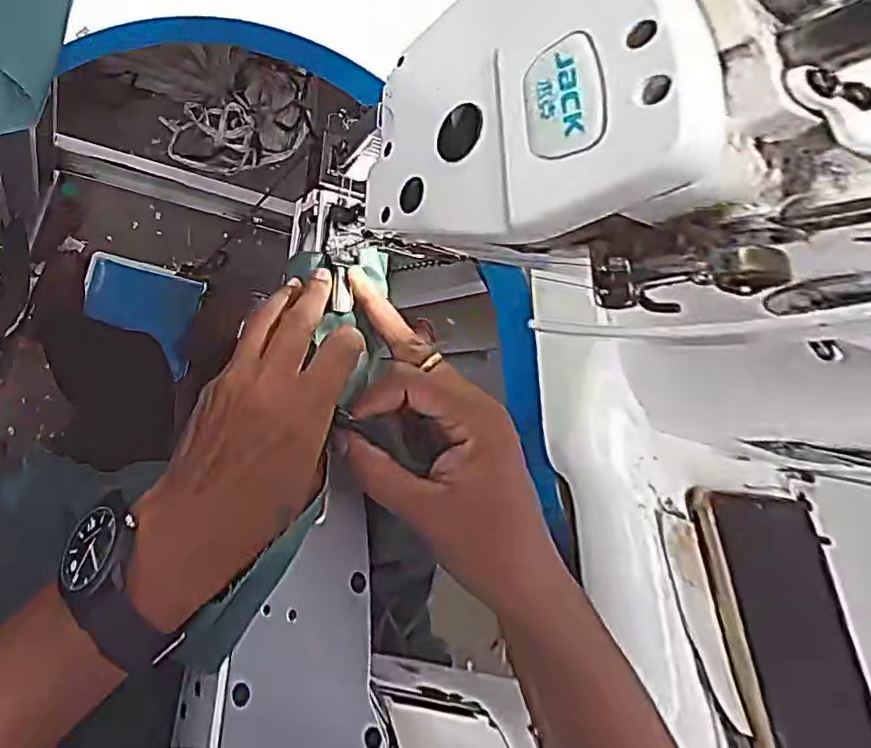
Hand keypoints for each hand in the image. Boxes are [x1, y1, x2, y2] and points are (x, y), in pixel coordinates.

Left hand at [126, 269, 364, 630]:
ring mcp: (240, 378)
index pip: (338, 350)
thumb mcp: (309, 473)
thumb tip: (323, 404)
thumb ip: (320, 427)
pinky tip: (261, 321)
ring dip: (281, 299)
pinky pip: (241, 342)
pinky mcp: (216, 382)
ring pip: (263, 321)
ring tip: (292, 287)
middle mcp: (273, 384)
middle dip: (315, 297)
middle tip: (323, 282)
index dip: (350, 338)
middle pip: (298, 321)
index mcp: (305, 409)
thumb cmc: (252, 511)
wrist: (196, 516)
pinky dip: (255, 324)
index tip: (352, 335)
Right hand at [340, 272, 564, 615]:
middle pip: (420, 355)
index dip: (374, 396)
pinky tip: (376, 382)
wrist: (526, 580)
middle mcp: (477, 408)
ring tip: (364, 319)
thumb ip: (376, 471)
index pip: (410, 382)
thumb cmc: (495, 548)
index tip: (354, 420)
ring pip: (422, 373)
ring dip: (389, 352)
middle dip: (386, 320)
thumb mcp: (423, 510)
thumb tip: (344, 442)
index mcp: (475, 418)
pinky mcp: (464, 433)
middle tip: (360, 290)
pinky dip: (397, 391)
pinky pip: (425, 400)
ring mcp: (472, 419)